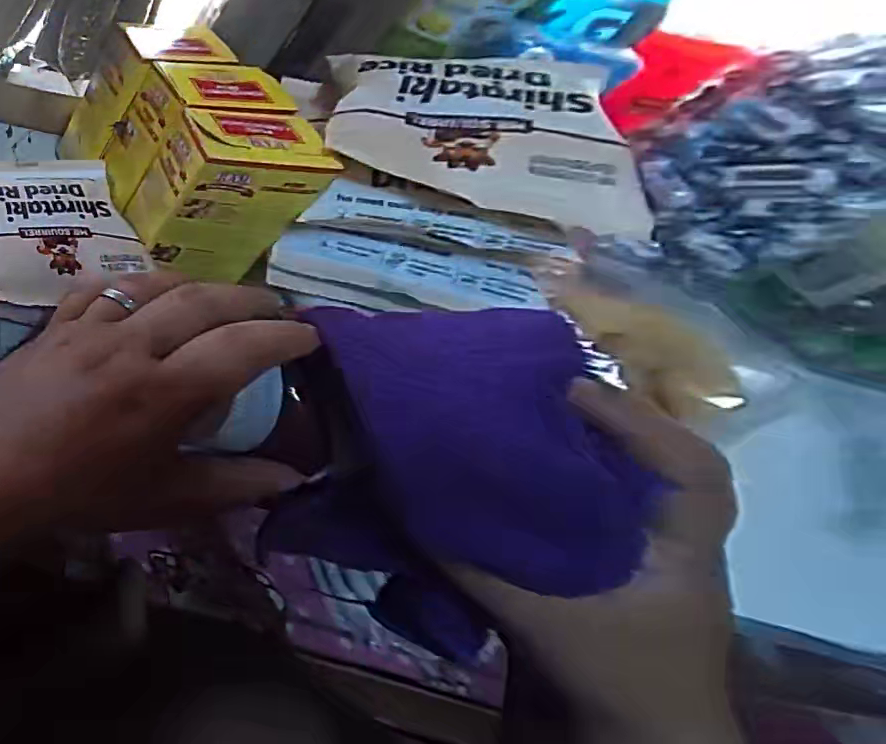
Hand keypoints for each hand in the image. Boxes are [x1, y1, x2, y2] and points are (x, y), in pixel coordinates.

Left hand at [0, 272, 318, 532]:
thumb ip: (229, 484)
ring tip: (211, 294)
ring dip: (190, 283)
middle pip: (199, 302)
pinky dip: (125, 283)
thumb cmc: (77, 494)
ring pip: (147, 285)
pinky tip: (134, 290)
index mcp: (162, 392)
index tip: (306, 334)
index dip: (281, 336)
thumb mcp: (160, 499)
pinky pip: (94, 289)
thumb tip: (291, 476)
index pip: (239, 348)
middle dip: (246, 297)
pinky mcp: (53, 326)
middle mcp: (128, 346)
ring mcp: (86, 329)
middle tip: (271, 305)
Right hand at [445, 379, 740, 743]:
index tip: (562, 387)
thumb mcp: (535, 617)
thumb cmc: (608, 673)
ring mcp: (646, 543)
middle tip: (523, 380)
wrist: (633, 736)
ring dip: (575, 431)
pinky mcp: (611, 551)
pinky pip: (592, 490)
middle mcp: (672, 536)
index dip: (635, 419)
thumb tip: (396, 490)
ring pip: (625, 468)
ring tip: (511, 401)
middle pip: (657, 453)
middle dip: (597, 410)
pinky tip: (508, 449)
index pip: (693, 470)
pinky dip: (558, 461)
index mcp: (682, 548)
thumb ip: (465, 556)